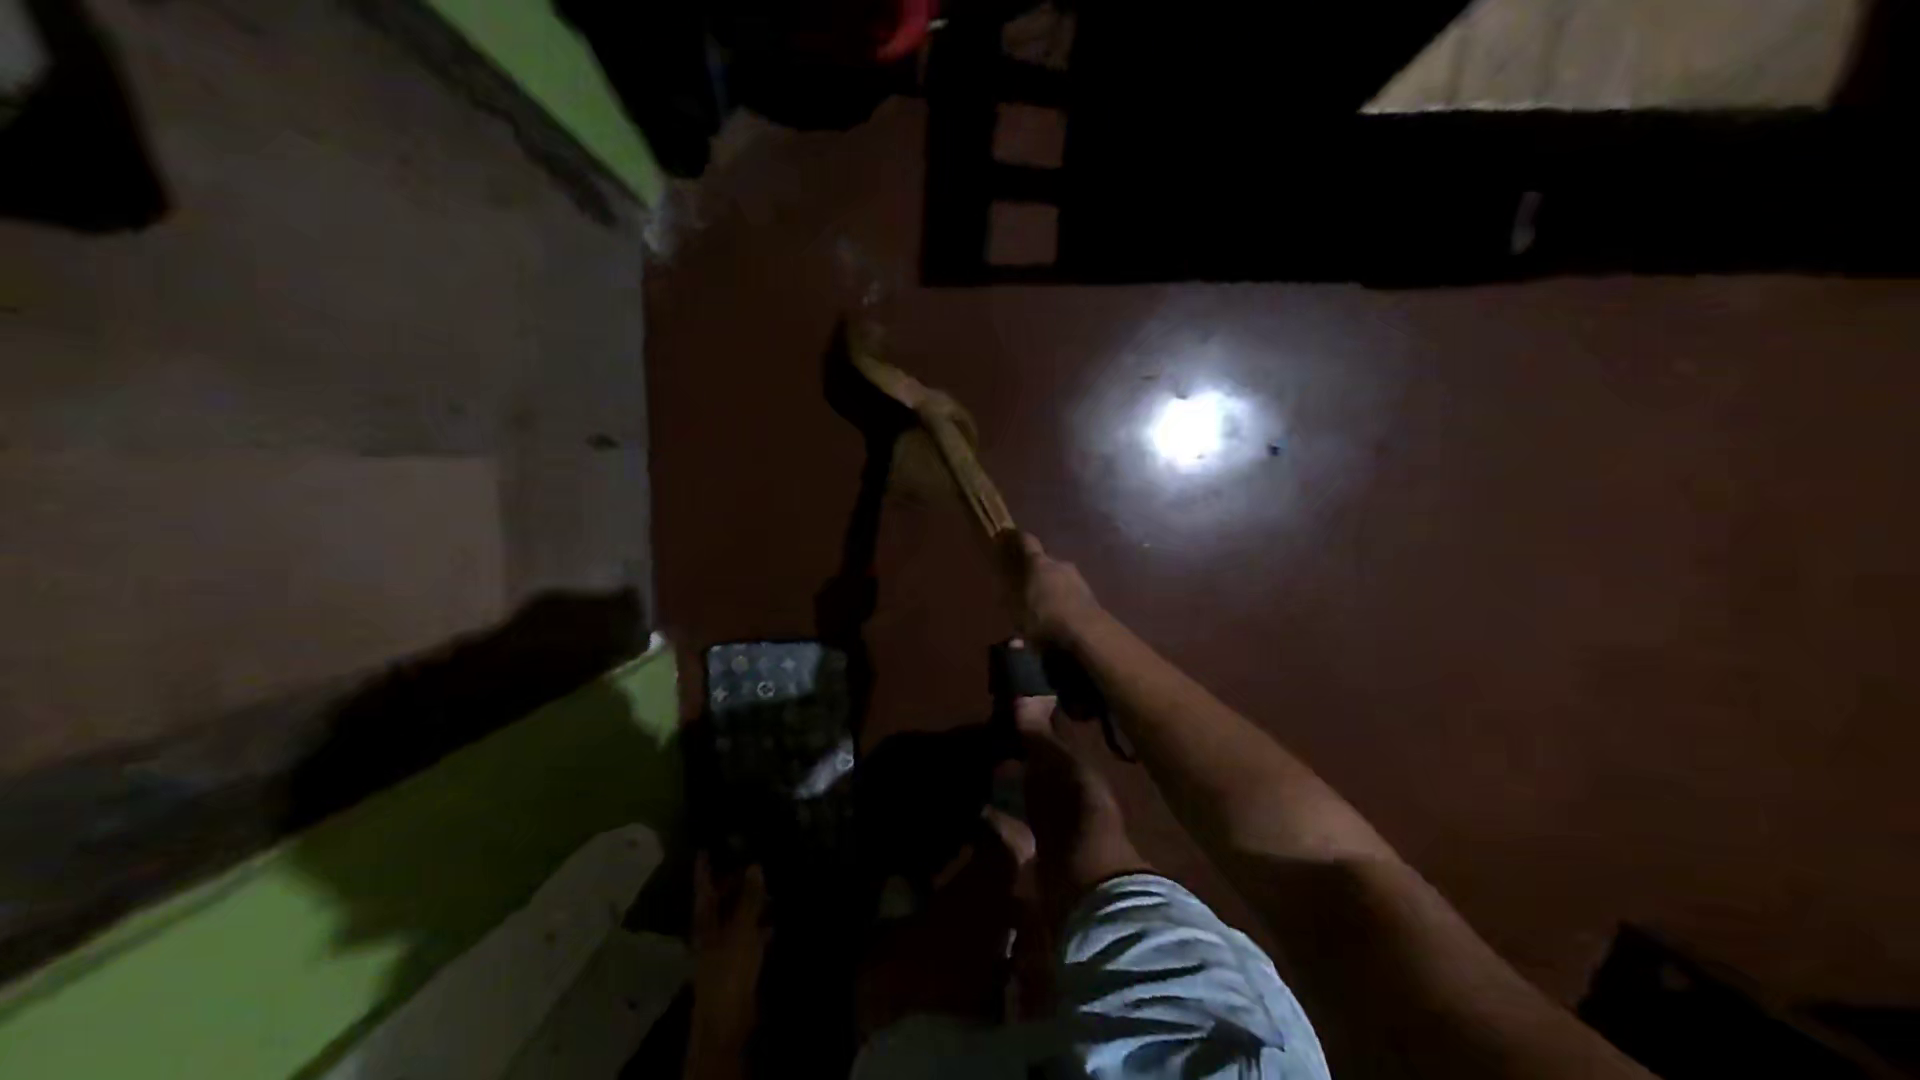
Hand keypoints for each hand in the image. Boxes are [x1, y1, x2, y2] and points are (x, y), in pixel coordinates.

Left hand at [685, 855, 768, 1079]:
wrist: (727, 1020)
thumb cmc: (729, 970)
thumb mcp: (741, 930)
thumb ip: (748, 899)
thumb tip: (754, 865)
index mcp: (705, 921)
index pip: (704, 887)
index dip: (705, 868)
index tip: (707, 847)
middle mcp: (712, 931)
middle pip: (721, 901)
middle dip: (735, 882)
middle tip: (753, 859)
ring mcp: (725, 948)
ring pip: (737, 917)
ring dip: (751, 902)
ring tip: (771, 883)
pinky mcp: (739, 962)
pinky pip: (750, 935)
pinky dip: (761, 925)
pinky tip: (776, 919)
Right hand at [1001, 531, 1102, 645]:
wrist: (1087, 634)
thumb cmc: (1044, 619)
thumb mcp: (1017, 610)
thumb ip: (1010, 597)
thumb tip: (1005, 589)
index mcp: (1039, 563)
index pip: (1027, 541)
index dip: (1016, 538)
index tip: (1008, 535)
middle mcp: (1060, 564)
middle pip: (1045, 559)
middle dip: (1034, 566)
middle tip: (1024, 578)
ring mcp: (1078, 578)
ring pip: (1059, 575)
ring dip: (1050, 583)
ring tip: (1042, 600)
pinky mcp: (1090, 595)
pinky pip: (1070, 591)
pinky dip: (1062, 596)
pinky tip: (1058, 612)